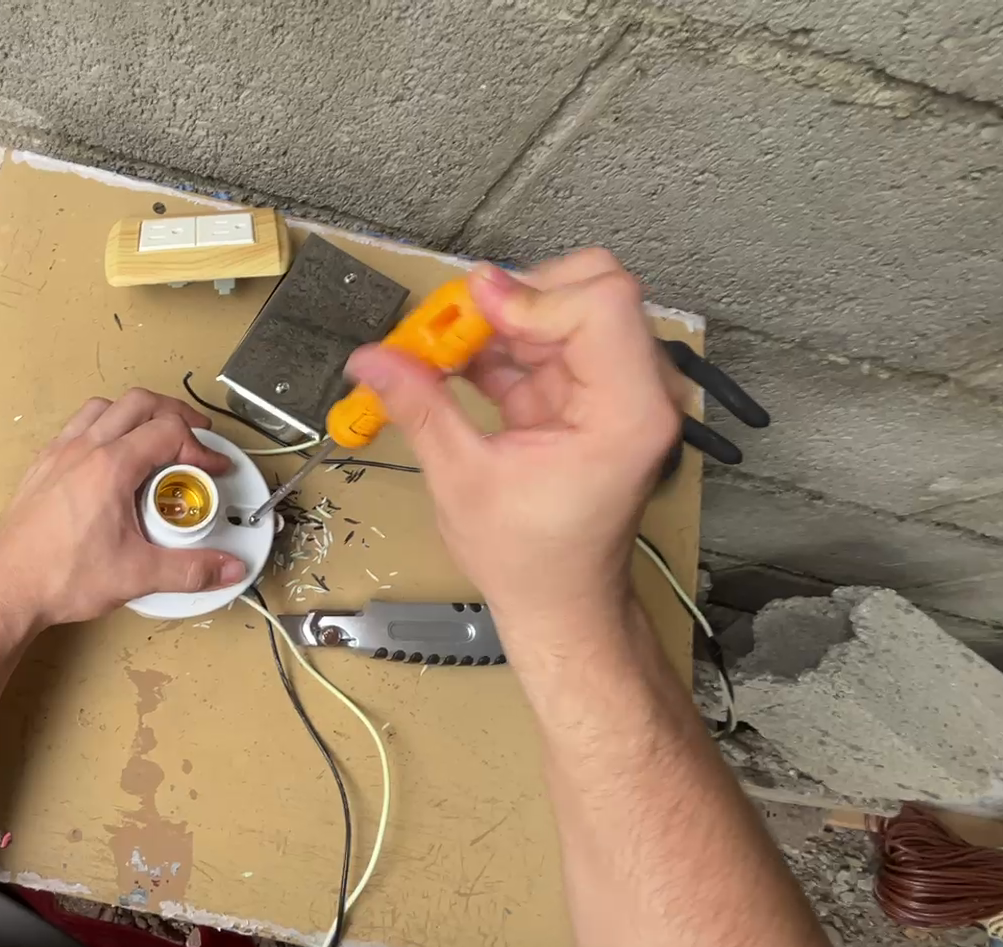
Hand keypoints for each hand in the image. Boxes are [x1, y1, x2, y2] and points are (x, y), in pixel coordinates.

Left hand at [0, 389, 246, 630]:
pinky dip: (104, 427)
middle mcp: (83, 449)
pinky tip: (110, 457)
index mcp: (110, 466)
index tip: (213, 469)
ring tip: (155, 438)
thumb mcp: (137, 575)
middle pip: (139, 403)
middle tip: (195, 437)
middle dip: (175, 414)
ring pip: (104, 407)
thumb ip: (190, 569)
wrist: (4, 587)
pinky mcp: (42, 467)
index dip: (201, 447)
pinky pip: (78, 426)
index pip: (168, 432)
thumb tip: (227, 568)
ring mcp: (58, 454)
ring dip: (136, 414)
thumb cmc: (59, 576)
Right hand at [346, 249, 679, 630]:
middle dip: (512, 301)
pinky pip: (538, 346)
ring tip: (432, 351)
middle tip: (450, 327)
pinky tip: (448, 367)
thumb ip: (420, 407)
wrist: (555, 598)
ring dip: (492, 325)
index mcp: (625, 413)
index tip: (465, 313)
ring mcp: (608, 390)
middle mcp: (633, 390)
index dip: (529, 297)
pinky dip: (493, 349)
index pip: (600, 306)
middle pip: (587, 292)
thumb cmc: (525, 557)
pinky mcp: (580, 397)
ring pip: (556, 313)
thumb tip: (369, 360)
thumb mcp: (461, 480)